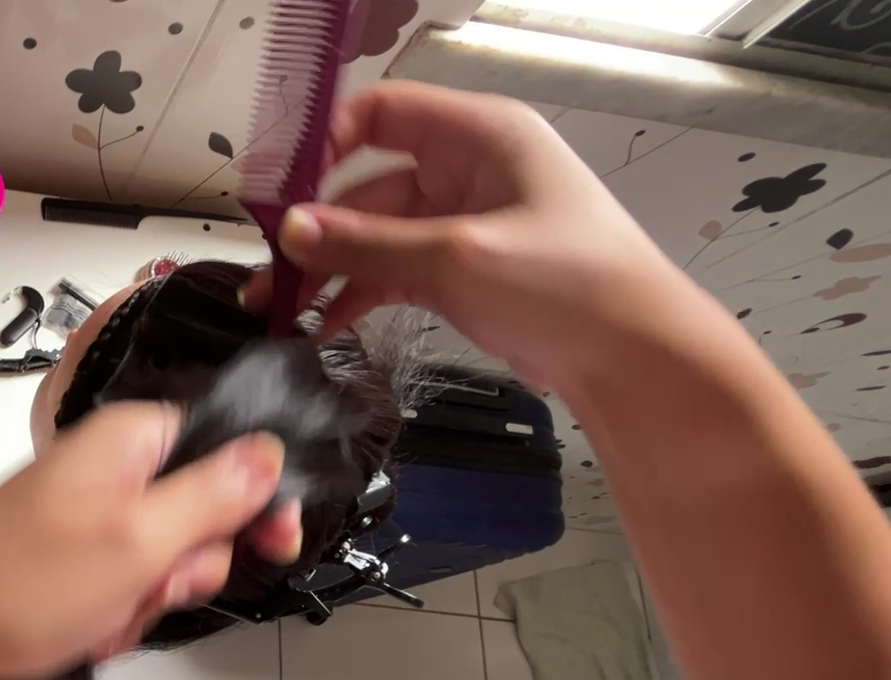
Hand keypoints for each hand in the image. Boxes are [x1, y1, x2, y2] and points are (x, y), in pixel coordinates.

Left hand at [0, 404, 298, 679]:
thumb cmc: (20, 586)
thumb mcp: (139, 541)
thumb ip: (213, 495)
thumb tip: (267, 455)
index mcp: (126, 440)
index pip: (226, 447)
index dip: (252, 499)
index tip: (269, 543)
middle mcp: (107, 469)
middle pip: (199, 511)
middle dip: (183, 565)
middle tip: (149, 585)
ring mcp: (87, 514)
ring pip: (163, 557)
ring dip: (145, 597)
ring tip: (103, 611)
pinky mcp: (71, 552)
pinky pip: (124, 581)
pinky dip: (115, 611)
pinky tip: (85, 624)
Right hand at [281, 81, 704, 392]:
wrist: (624, 354)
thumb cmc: (563, 283)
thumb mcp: (454, 257)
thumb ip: (365, 244)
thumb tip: (289, 231)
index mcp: (476, 137)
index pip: (381, 114)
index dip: (325, 143)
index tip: (278, 191)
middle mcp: (458, 173)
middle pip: (361, 190)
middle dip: (312, 234)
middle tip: (266, 275)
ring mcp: (450, 225)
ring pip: (365, 239)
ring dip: (322, 273)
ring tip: (276, 310)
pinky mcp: (445, 270)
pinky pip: (380, 274)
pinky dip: (349, 298)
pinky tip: (321, 326)